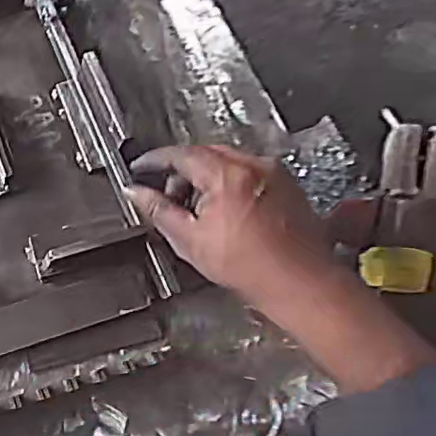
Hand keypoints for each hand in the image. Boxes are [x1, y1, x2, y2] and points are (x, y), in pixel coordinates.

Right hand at [123, 144, 333, 306]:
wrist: (297, 282)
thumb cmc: (252, 266)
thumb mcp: (188, 238)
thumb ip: (157, 210)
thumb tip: (137, 193)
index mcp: (228, 176)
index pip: (181, 154)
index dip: (154, 160)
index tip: (140, 167)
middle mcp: (256, 167)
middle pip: (205, 153)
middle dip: (180, 170)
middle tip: (163, 192)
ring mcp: (274, 174)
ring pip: (226, 161)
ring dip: (203, 177)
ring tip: (193, 208)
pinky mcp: (286, 186)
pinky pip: (247, 171)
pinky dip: (226, 183)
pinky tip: (219, 211)